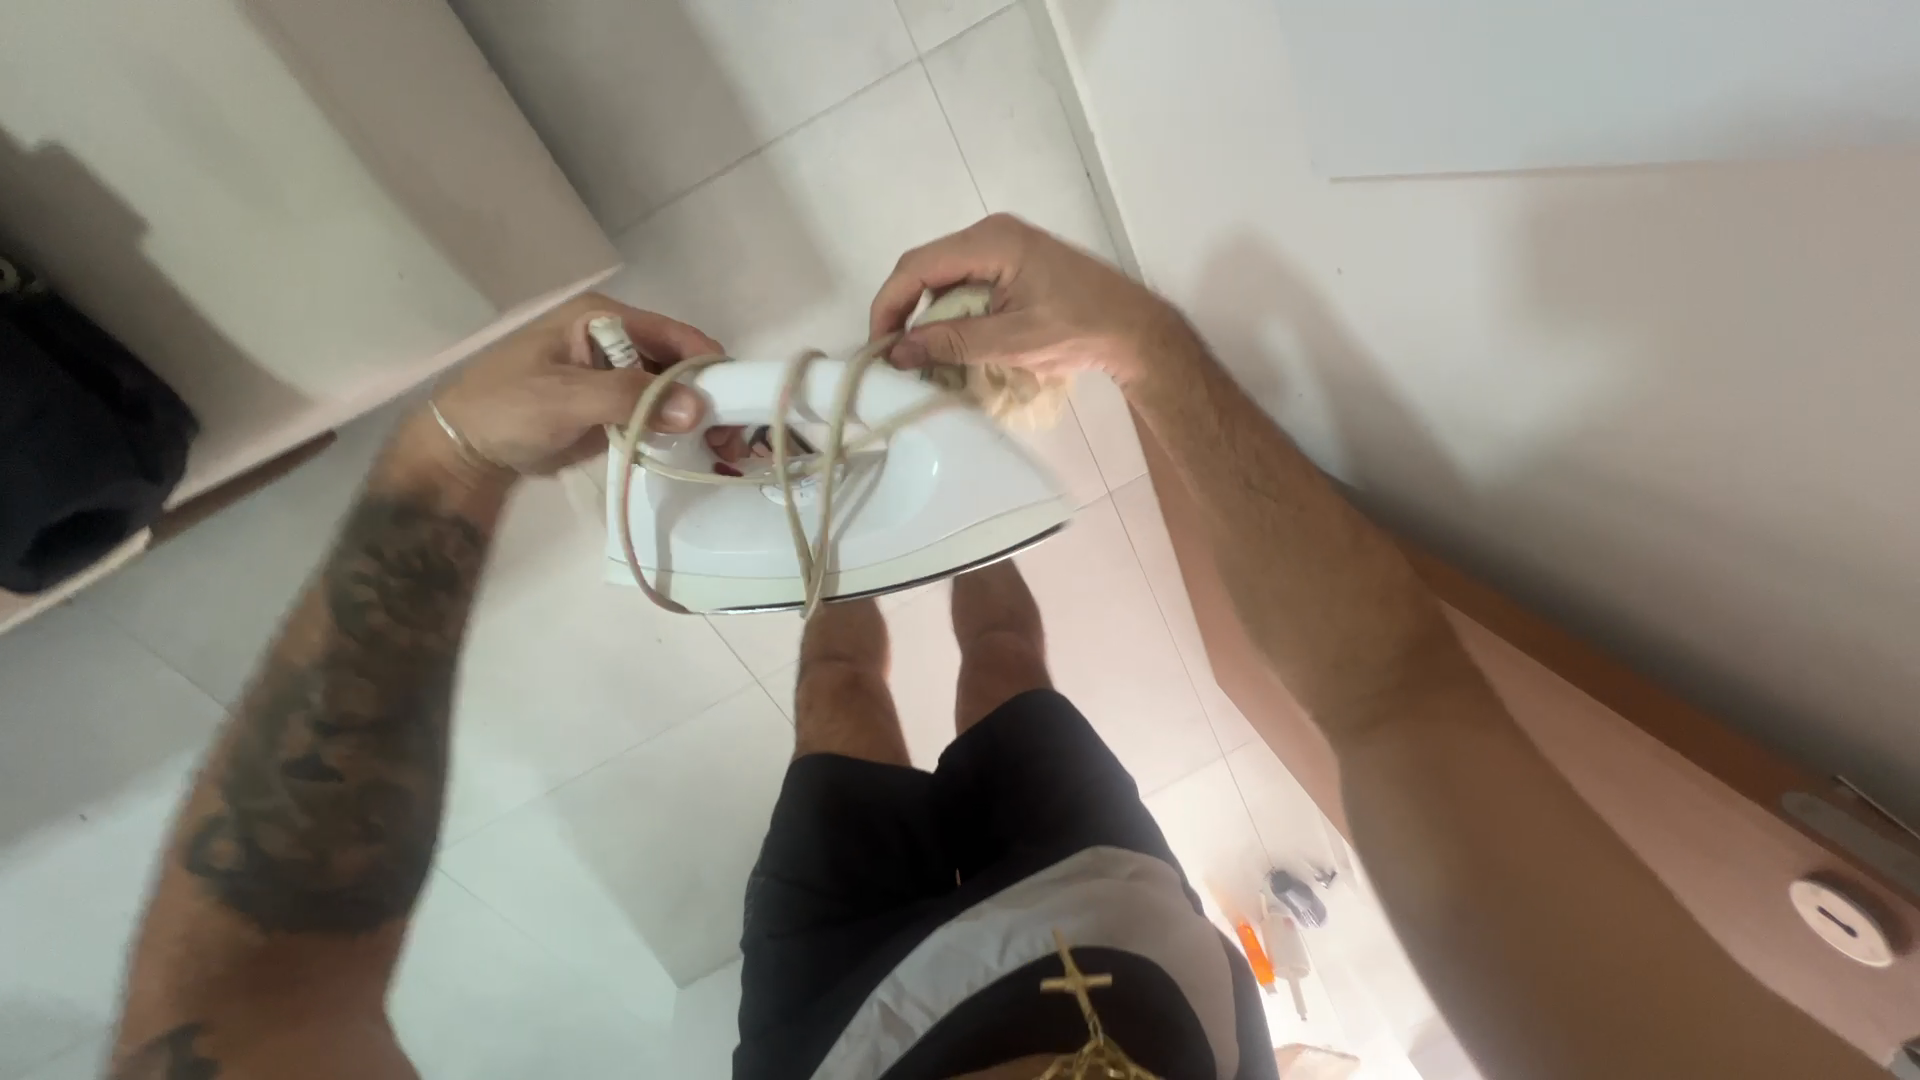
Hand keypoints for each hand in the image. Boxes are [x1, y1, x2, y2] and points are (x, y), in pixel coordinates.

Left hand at [425, 293, 721, 480]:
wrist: (468, 449)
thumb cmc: (506, 409)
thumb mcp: (565, 398)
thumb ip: (630, 398)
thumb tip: (698, 409)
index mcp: (604, 320)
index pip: (677, 335)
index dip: (710, 367)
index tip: (734, 406)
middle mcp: (620, 342)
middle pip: (685, 364)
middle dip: (712, 397)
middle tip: (730, 440)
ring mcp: (620, 376)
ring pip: (679, 391)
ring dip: (703, 418)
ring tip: (721, 452)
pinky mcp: (619, 406)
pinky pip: (663, 413)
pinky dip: (683, 431)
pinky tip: (698, 453)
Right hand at [869, 214, 1183, 386]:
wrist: (1132, 327)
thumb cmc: (1078, 330)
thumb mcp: (1011, 342)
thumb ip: (952, 343)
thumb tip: (898, 351)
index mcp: (991, 241)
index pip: (917, 267)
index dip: (889, 306)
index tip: (879, 346)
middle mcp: (991, 233)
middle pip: (925, 268)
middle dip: (904, 311)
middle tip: (896, 355)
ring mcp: (1002, 246)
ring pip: (943, 278)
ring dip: (928, 316)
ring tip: (920, 355)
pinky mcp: (1011, 263)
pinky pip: (965, 284)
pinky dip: (951, 314)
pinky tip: (950, 343)